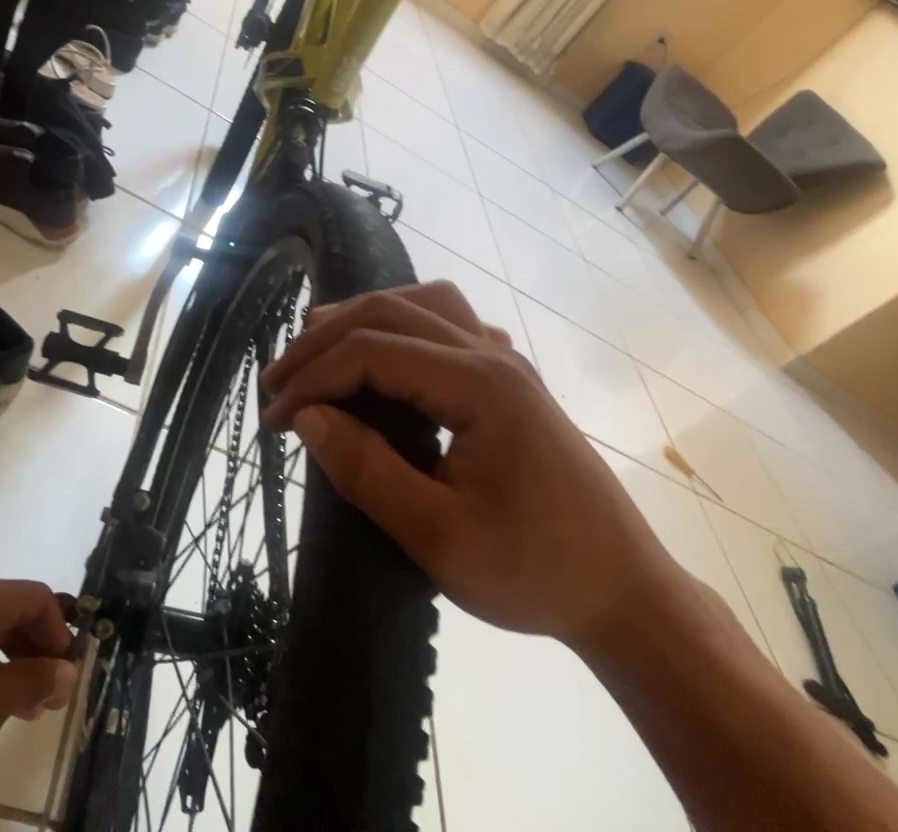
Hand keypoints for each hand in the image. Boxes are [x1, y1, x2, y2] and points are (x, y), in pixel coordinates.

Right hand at [261, 282, 682, 650]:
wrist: (625, 591)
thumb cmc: (534, 571)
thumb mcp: (438, 536)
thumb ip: (367, 471)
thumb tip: (307, 417)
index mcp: (479, 386)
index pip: (371, 351)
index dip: (311, 379)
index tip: (272, 423)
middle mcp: (495, 357)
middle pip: (393, 313)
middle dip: (325, 341)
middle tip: (278, 382)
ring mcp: (510, 367)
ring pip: (427, 306)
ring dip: (367, 320)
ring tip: (321, 349)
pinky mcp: (516, 386)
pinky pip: (453, 329)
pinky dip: (407, 330)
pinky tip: (390, 362)